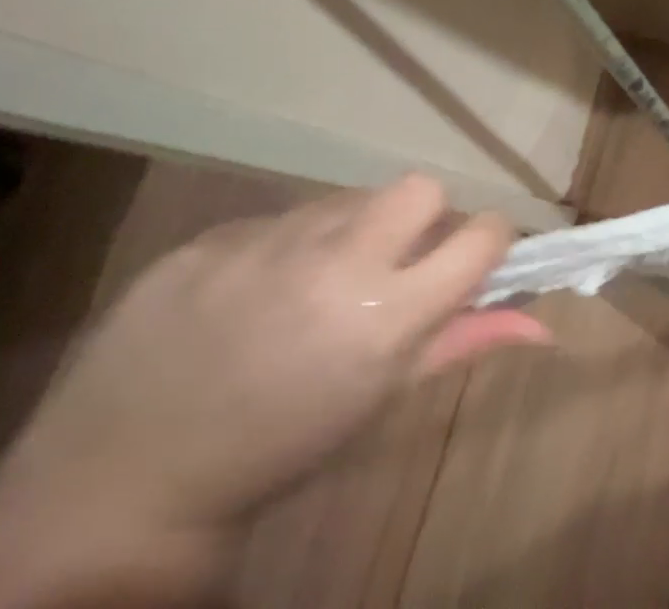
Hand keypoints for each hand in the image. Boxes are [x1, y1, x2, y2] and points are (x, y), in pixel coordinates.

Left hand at [0, 176, 548, 600]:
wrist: (124, 481)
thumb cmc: (283, 448)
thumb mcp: (384, 400)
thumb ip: (463, 344)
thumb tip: (544, 326)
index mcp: (389, 312)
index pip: (483, 233)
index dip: (489, 243)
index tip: (474, 264)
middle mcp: (336, 261)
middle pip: (421, 188)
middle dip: (426, 218)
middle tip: (399, 262)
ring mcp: (264, 244)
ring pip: (347, 200)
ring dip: (354, 230)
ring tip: (318, 283)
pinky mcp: (207, 240)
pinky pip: (277, 221)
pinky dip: (286, 248)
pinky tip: (253, 296)